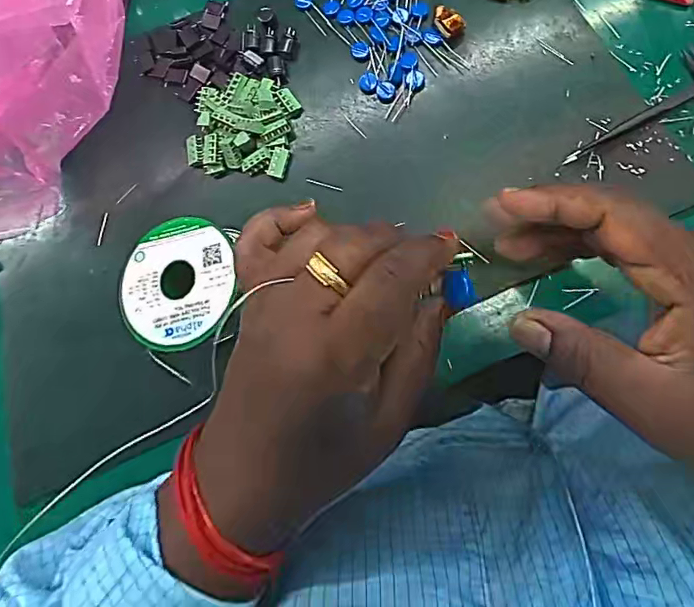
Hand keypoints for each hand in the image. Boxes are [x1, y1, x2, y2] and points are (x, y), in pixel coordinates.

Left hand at [157, 201, 454, 595]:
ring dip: (357, 233)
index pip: (390, 278)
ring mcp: (264, 297)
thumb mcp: (390, 420)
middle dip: (398, 240)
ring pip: (317, 234)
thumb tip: (440, 291)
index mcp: (336, 353)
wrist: (243, 477)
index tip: (450, 246)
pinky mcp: (245, 293)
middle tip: (422, 255)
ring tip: (381, 253)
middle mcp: (295, 312)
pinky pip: (258, 235)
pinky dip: (284, 217)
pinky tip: (312, 215)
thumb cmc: (324, 460)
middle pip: (354, 246)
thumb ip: (420, 349)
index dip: (427, 253)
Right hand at [489, 185, 693, 512]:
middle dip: (548, 211)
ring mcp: (685, 259)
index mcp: (685, 270)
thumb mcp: (653, 403)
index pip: (610, 214)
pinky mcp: (679, 274)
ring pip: (612, 222)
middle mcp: (685, 250)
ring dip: (561, 226)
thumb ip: (585, 359)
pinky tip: (551, 256)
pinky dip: (581, 243)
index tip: (505, 204)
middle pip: (608, 208)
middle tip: (497, 223)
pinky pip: (621, 242)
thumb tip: (520, 322)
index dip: (553, 204)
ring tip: (512, 243)